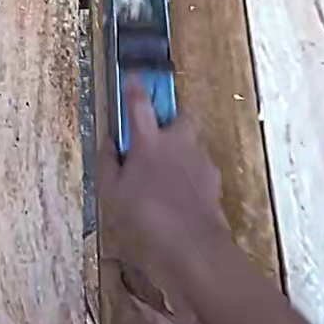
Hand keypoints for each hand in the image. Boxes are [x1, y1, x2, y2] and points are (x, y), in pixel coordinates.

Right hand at [98, 79, 230, 281]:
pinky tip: (181, 193)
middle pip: (182, 115)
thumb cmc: (145, 219)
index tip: (132, 78)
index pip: (139, 105)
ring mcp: (201, 159)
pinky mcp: (214, 178)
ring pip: (193, 142)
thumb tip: (110, 143)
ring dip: (181, 148)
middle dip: (172, 119)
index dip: (134, 88)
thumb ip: (108, 164)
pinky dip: (191, 172)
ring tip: (166, 173)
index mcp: (150, 142)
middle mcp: (179, 143)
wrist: (191, 245)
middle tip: (157, 136)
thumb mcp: (112, 194)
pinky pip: (201, 166)